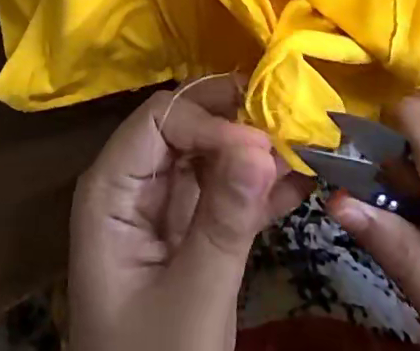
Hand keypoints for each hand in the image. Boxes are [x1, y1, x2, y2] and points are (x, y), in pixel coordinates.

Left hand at [68, 76, 309, 350]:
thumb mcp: (191, 299)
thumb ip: (223, 222)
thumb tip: (259, 146)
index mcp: (112, 190)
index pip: (159, 120)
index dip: (209, 120)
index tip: (261, 146)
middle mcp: (136, 184)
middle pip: (187, 125)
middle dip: (238, 122)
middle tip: (292, 123)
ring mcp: (166, 206)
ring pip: (213, 154)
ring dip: (257, 152)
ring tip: (306, 149)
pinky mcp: (193, 230)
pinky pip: (228, 191)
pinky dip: (262, 188)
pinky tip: (301, 184)